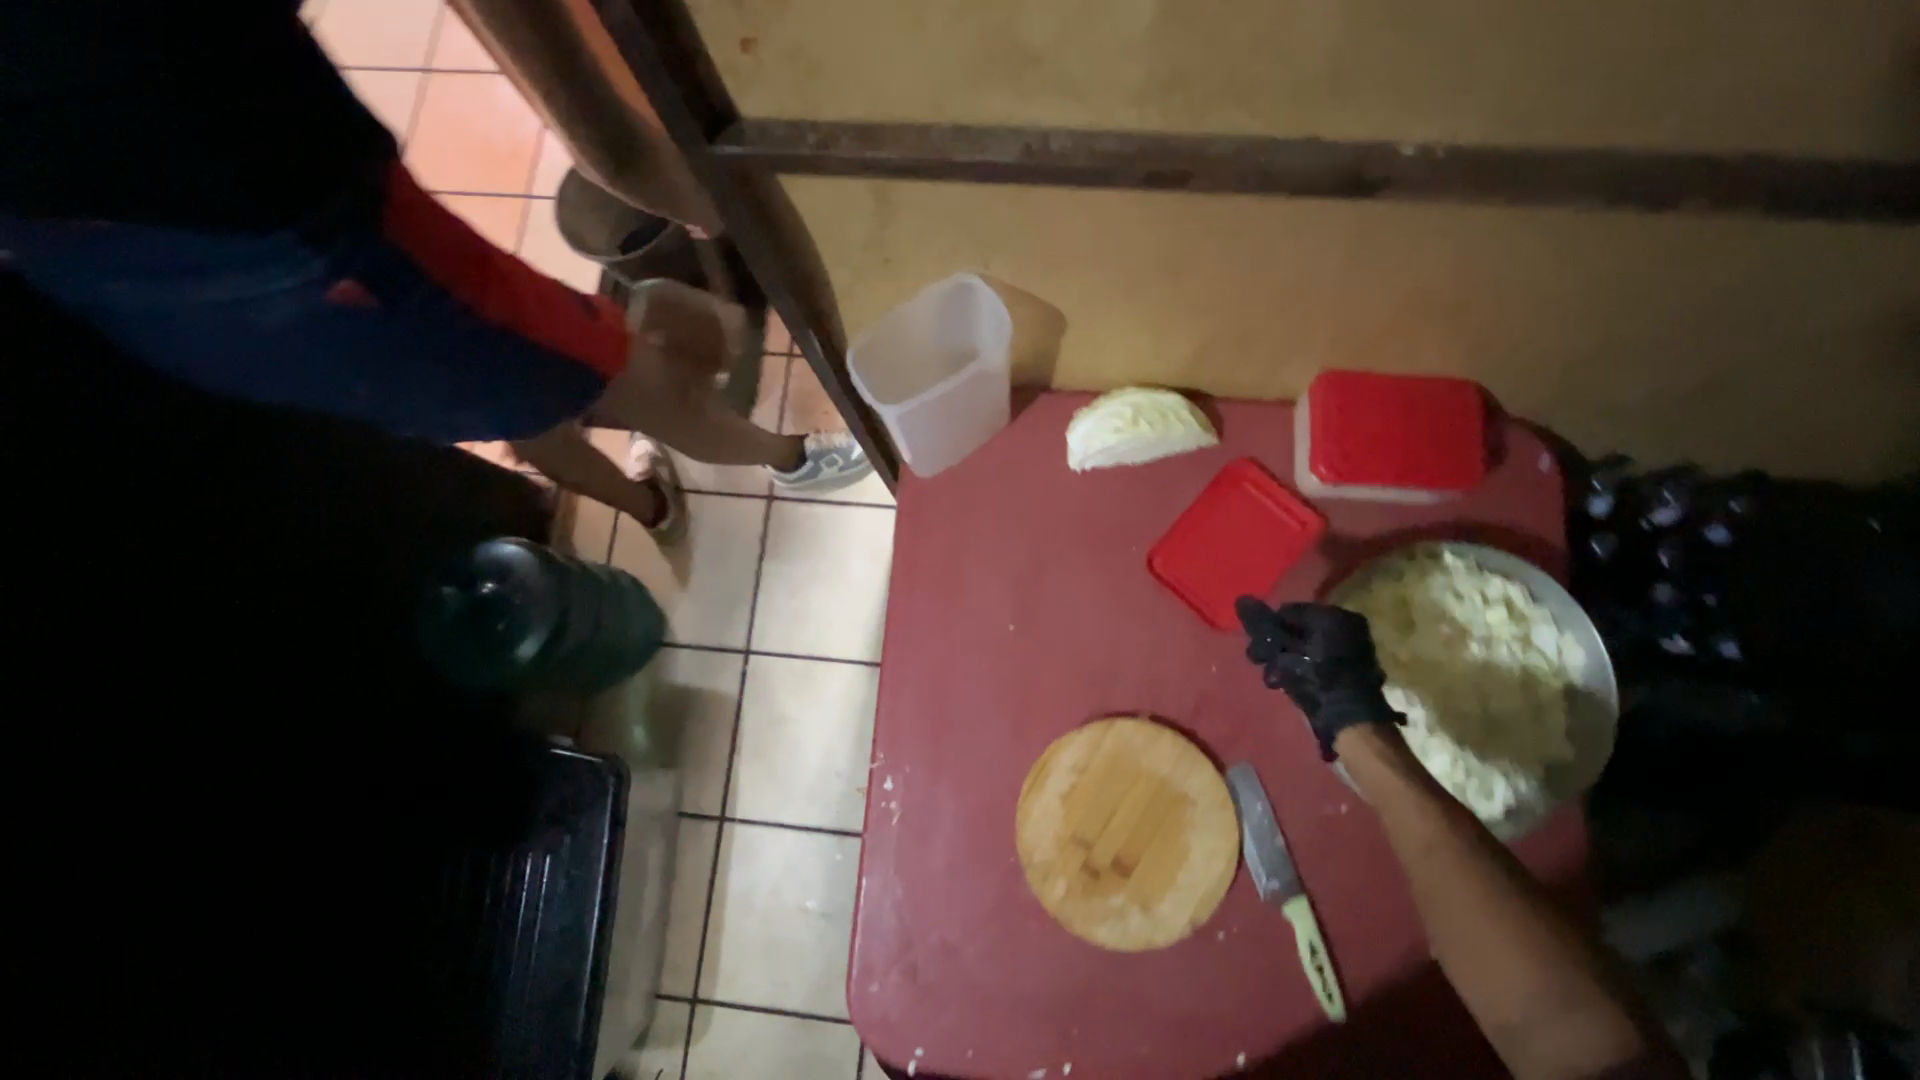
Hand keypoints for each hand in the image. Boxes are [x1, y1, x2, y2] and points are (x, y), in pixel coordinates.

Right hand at [1235, 598, 1405, 760]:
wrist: (1351, 720)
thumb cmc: (1316, 679)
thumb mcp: (1282, 651)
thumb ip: (1262, 625)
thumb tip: (1242, 600)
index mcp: (1334, 615)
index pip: (1290, 611)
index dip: (1269, 627)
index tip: (1259, 646)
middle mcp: (1348, 625)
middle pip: (1300, 628)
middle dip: (1277, 645)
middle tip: (1262, 663)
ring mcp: (1354, 647)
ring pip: (1308, 646)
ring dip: (1287, 659)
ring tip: (1274, 678)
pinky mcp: (1354, 668)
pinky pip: (1321, 659)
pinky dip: (1304, 667)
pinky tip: (1290, 683)